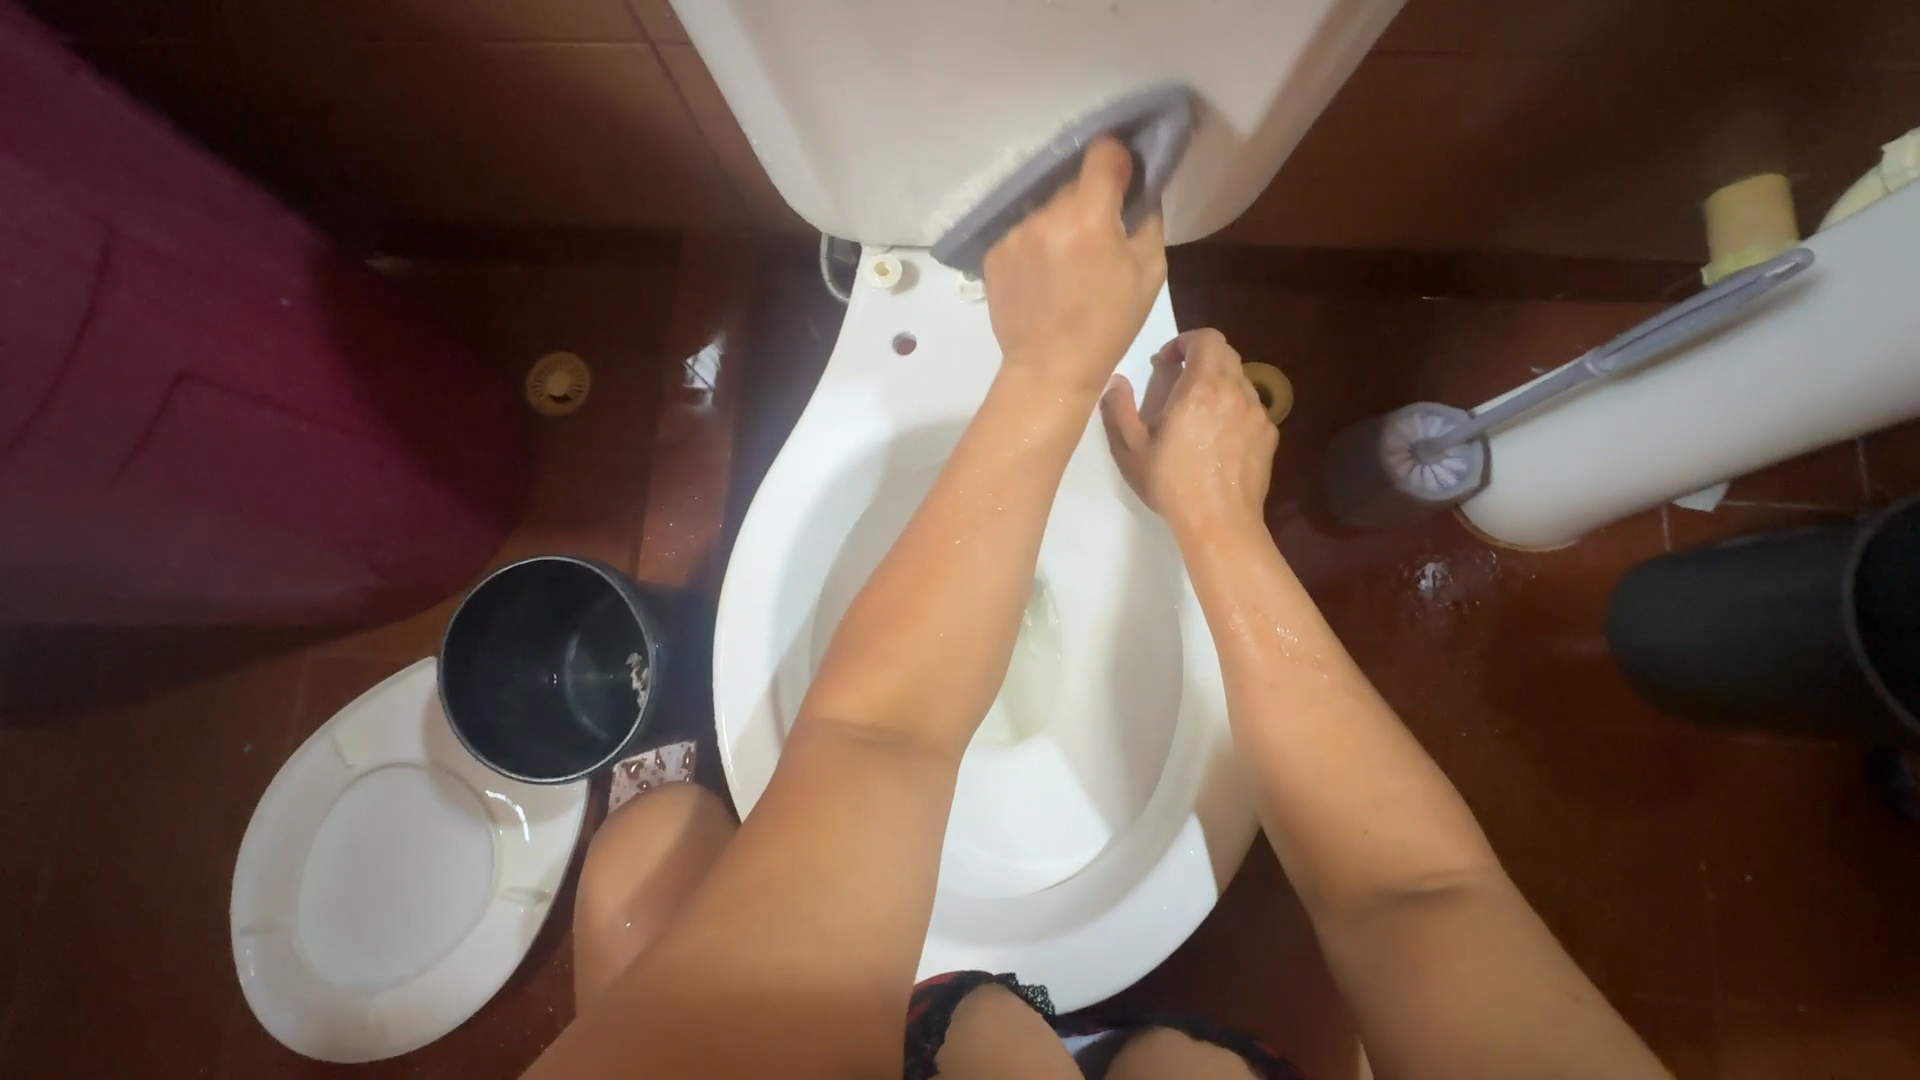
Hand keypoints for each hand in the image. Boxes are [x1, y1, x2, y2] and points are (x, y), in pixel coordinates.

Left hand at [982, 137, 1167, 395]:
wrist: (1050, 368)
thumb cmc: (1108, 326)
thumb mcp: (1149, 273)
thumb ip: (1147, 220)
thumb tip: (1138, 193)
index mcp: (1088, 217)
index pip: (1102, 152)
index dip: (1118, 161)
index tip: (1124, 181)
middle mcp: (1045, 216)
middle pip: (1072, 185)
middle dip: (1089, 204)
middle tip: (1097, 240)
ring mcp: (1014, 235)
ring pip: (1045, 211)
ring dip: (1059, 226)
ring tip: (1065, 267)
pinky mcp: (994, 254)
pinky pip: (1022, 234)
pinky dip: (1035, 247)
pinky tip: (1042, 279)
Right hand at [1100, 329, 1277, 539]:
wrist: (1219, 522)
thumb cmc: (1171, 484)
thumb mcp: (1131, 450)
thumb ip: (1119, 409)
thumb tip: (1115, 382)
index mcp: (1200, 388)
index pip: (1206, 338)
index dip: (1185, 341)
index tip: (1167, 362)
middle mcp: (1234, 391)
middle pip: (1226, 353)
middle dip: (1201, 359)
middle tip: (1178, 384)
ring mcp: (1257, 412)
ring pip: (1240, 380)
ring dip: (1218, 384)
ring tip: (1198, 413)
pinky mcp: (1268, 434)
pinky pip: (1251, 407)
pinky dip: (1234, 409)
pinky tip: (1218, 438)